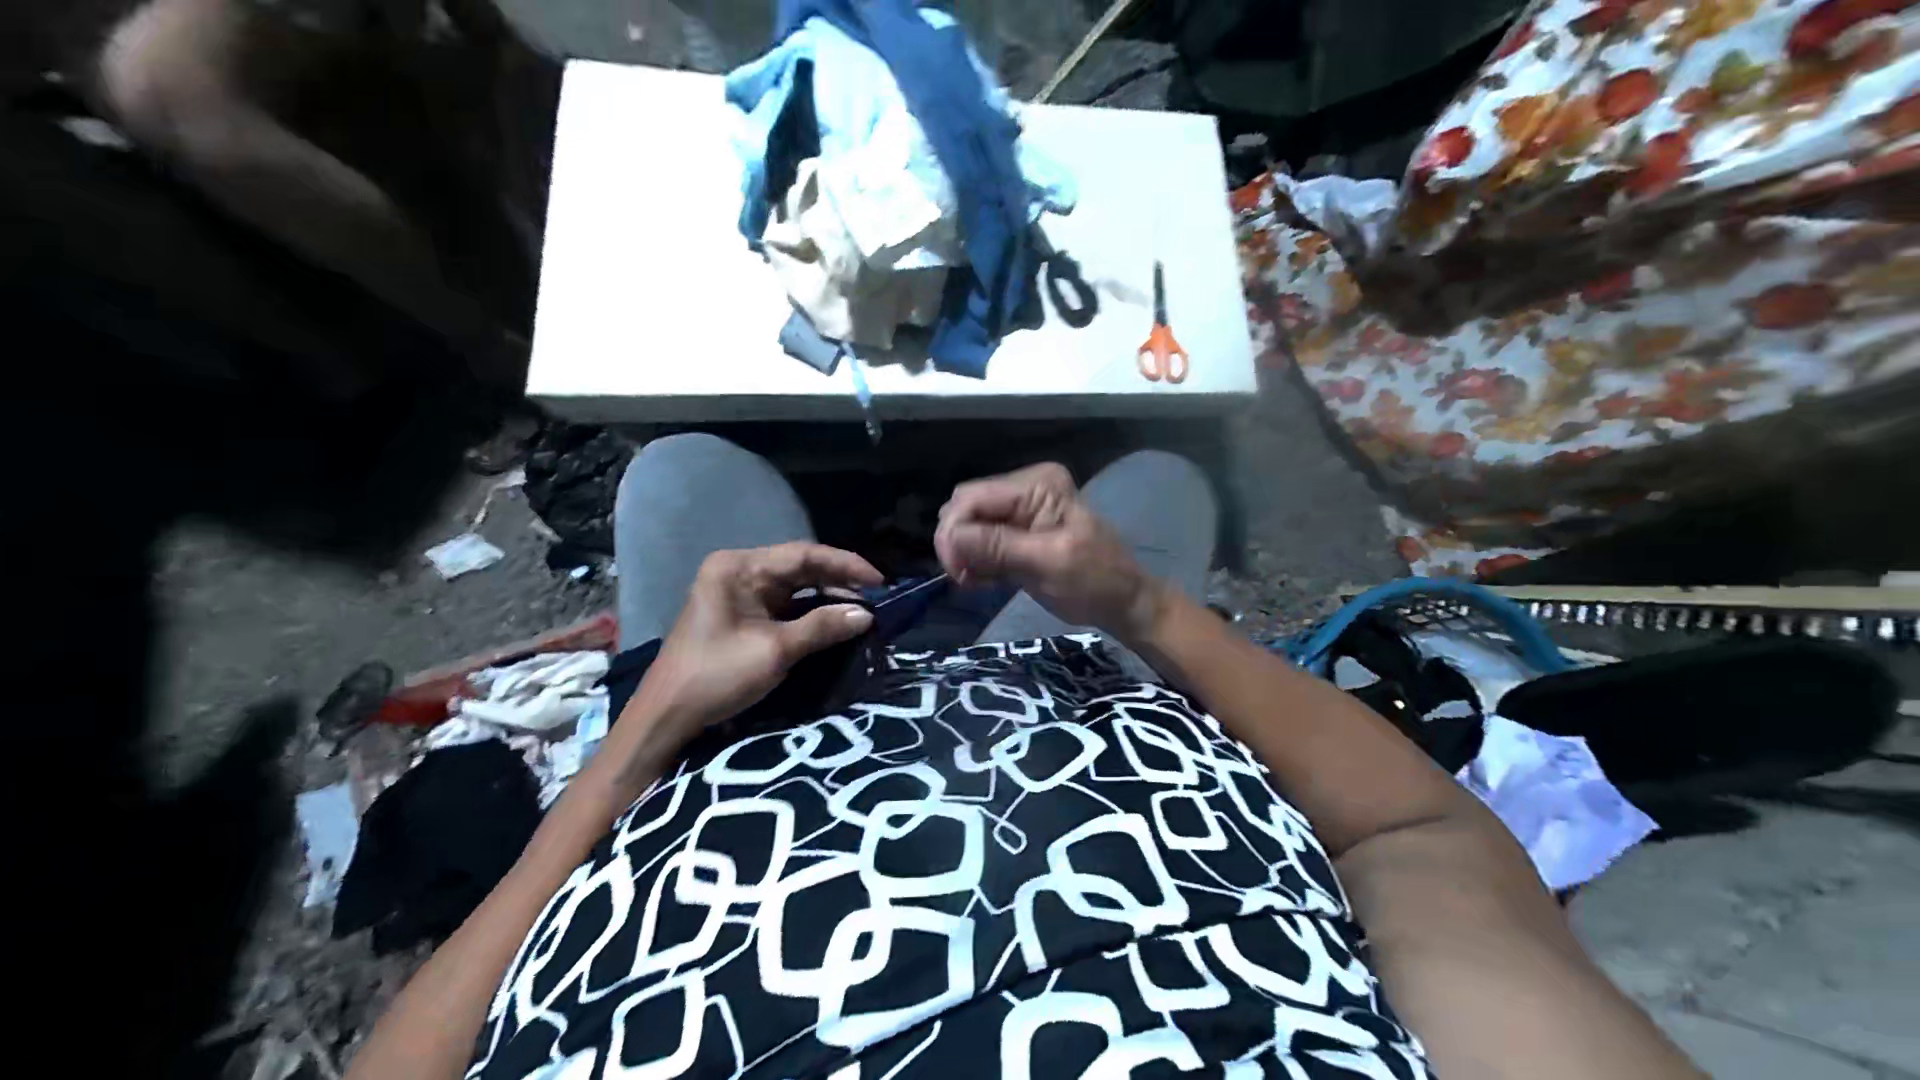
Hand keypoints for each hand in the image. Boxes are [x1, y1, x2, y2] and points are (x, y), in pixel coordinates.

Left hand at [628, 543, 880, 743]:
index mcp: (739, 568)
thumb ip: (822, 627)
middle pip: (800, 567)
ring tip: (863, 608)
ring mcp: (739, 592)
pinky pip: (785, 604)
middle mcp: (739, 571)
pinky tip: (836, 620)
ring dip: (828, 596)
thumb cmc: (716, 676)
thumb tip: (866, 615)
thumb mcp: (774, 651)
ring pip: (795, 586)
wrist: (667, 716)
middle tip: (877, 596)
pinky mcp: (742, 614)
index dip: (845, 565)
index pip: (803, 555)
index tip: (880, 581)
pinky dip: (811, 611)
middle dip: (839, 581)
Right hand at [934, 463, 1167, 640]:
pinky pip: (980, 538)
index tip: (955, 572)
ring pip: (968, 524)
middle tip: (966, 580)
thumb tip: (951, 536)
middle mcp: (1025, 487)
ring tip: (976, 582)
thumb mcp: (1048, 564)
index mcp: (1037, 485)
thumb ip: (999, 547)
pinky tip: (984, 580)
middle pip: (966, 507)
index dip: (954, 532)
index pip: (973, 497)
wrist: (1123, 603)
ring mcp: (1020, 508)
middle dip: (957, 543)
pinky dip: (976, 560)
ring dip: (965, 554)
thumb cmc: (1095, 582)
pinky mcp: (1016, 530)